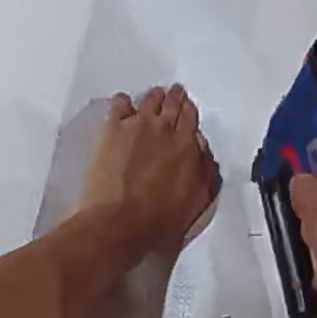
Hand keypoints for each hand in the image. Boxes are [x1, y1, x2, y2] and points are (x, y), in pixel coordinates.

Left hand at [79, 84, 219, 252]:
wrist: (121, 223)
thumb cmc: (160, 220)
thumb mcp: (197, 201)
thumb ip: (204, 172)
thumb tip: (203, 152)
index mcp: (187, 147)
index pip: (191, 118)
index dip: (190, 111)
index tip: (188, 108)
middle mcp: (164, 129)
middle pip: (172, 104)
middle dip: (175, 98)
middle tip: (175, 94)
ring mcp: (137, 126)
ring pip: (149, 100)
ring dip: (154, 97)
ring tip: (154, 96)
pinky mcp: (112, 130)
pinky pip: (119, 104)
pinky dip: (123, 102)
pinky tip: (123, 105)